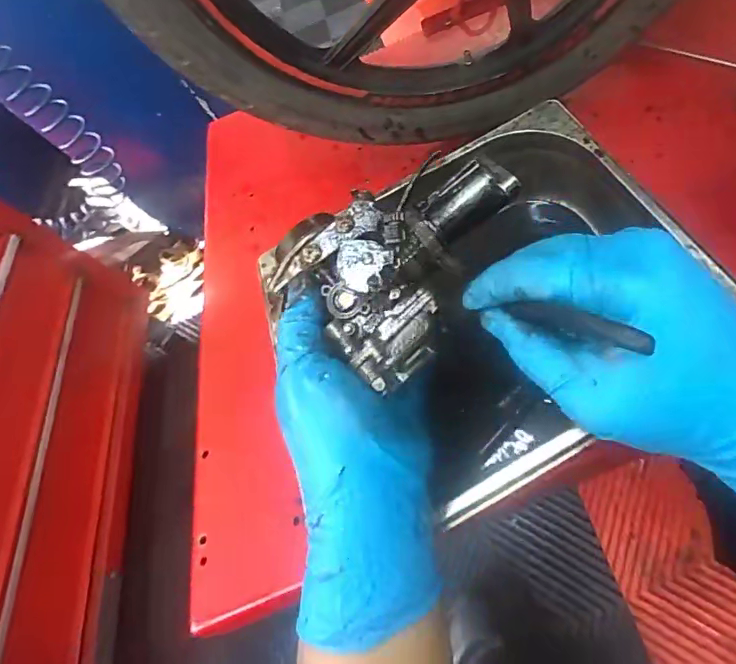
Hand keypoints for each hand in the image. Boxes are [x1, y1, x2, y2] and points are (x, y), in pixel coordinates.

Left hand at [274, 287, 439, 651]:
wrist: (379, 486)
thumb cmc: (330, 431)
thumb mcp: (300, 379)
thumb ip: (298, 336)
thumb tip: (299, 291)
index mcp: (308, 368)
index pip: (312, 318)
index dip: (324, 285)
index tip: (346, 248)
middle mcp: (341, 369)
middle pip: (354, 321)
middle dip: (369, 290)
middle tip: (392, 251)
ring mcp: (378, 378)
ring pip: (387, 331)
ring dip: (399, 306)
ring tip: (418, 266)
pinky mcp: (411, 385)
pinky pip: (417, 350)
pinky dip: (426, 329)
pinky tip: (437, 301)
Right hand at [463, 228, 735, 576]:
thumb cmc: (677, 409)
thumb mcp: (597, 397)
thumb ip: (540, 354)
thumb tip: (499, 321)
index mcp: (628, 278)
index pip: (545, 266)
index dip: (500, 281)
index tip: (468, 301)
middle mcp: (640, 246)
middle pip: (559, 249)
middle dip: (518, 274)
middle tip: (487, 305)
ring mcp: (654, 245)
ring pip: (577, 248)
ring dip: (543, 272)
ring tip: (514, 304)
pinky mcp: (660, 253)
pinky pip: (599, 255)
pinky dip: (571, 272)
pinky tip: (555, 297)